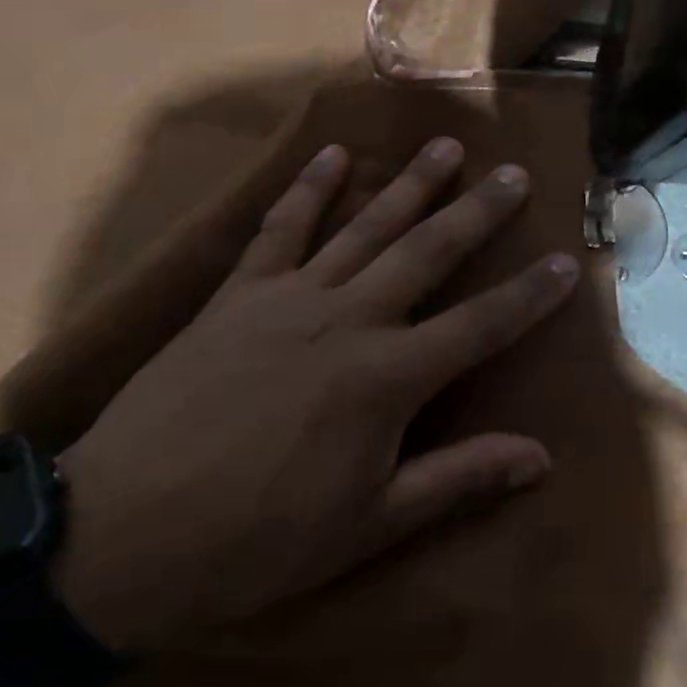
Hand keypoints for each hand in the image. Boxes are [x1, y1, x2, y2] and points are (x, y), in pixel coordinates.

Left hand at [51, 138, 578, 648]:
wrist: (117, 536)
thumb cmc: (261, 539)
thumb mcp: (374, 522)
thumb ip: (460, 477)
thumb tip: (543, 460)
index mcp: (388, 378)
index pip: (482, 325)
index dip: (530, 294)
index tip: (568, 262)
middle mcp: (348, 321)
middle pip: (428, 254)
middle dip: (477, 213)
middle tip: (514, 174)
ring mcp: (287, 300)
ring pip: (364, 227)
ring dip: (410, 185)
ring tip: (447, 147)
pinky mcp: (235, 297)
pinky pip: (279, 230)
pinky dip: (307, 190)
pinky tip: (332, 156)